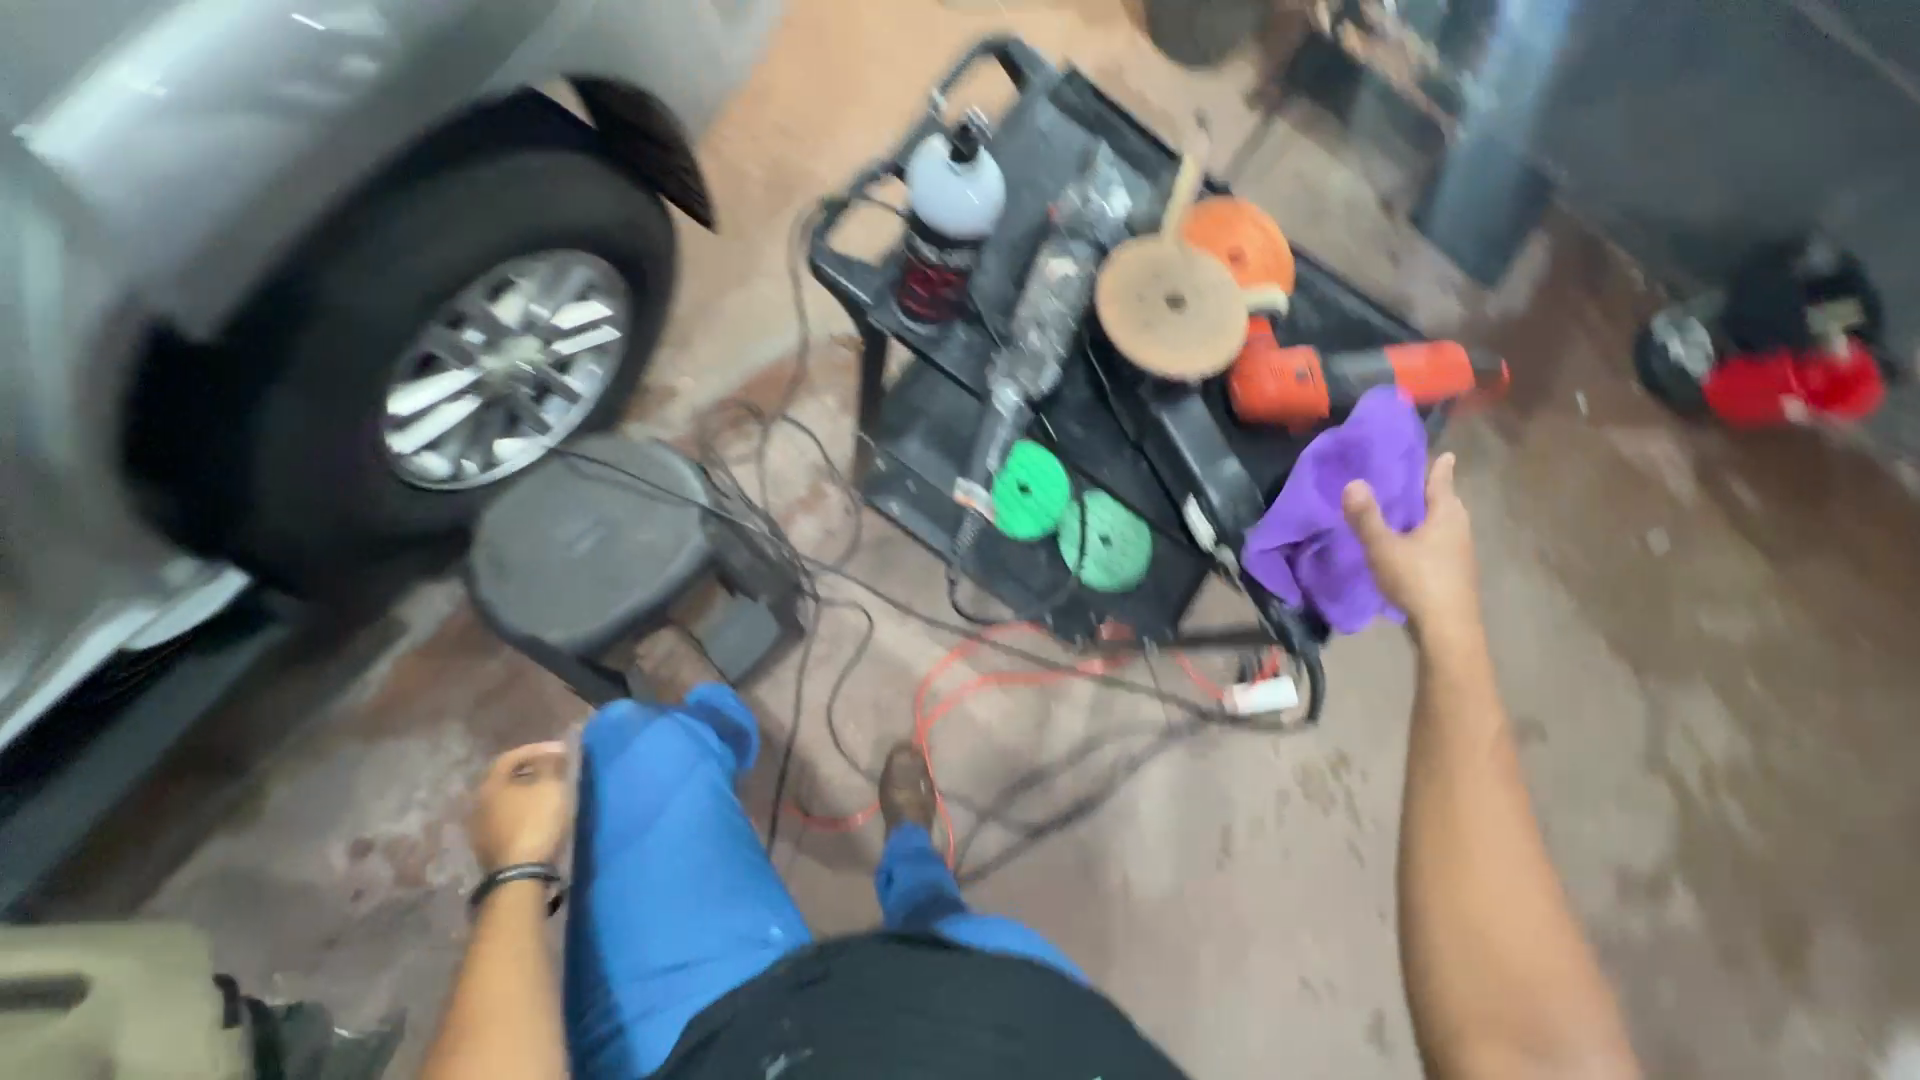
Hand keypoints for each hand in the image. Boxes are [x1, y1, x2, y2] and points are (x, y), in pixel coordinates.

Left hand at [468, 742, 573, 872]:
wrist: (519, 874)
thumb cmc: (537, 822)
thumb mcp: (551, 787)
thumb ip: (551, 765)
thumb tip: (553, 751)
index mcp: (491, 785)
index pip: (511, 757)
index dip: (537, 749)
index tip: (561, 750)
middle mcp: (478, 803)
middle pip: (505, 778)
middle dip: (530, 770)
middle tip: (553, 769)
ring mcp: (479, 828)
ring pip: (505, 800)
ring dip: (526, 792)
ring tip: (548, 792)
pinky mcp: (487, 847)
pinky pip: (505, 818)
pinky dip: (522, 811)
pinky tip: (537, 816)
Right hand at [1342, 452, 1480, 639]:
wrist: (1447, 629)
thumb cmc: (1418, 580)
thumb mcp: (1384, 547)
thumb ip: (1366, 517)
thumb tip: (1352, 483)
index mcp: (1446, 515)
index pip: (1442, 482)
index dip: (1439, 467)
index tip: (1444, 453)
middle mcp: (1459, 529)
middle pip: (1446, 502)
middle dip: (1432, 491)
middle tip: (1415, 479)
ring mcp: (1459, 553)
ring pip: (1443, 525)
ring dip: (1427, 516)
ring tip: (1407, 511)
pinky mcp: (1454, 573)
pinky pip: (1438, 543)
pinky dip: (1425, 536)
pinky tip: (1409, 545)